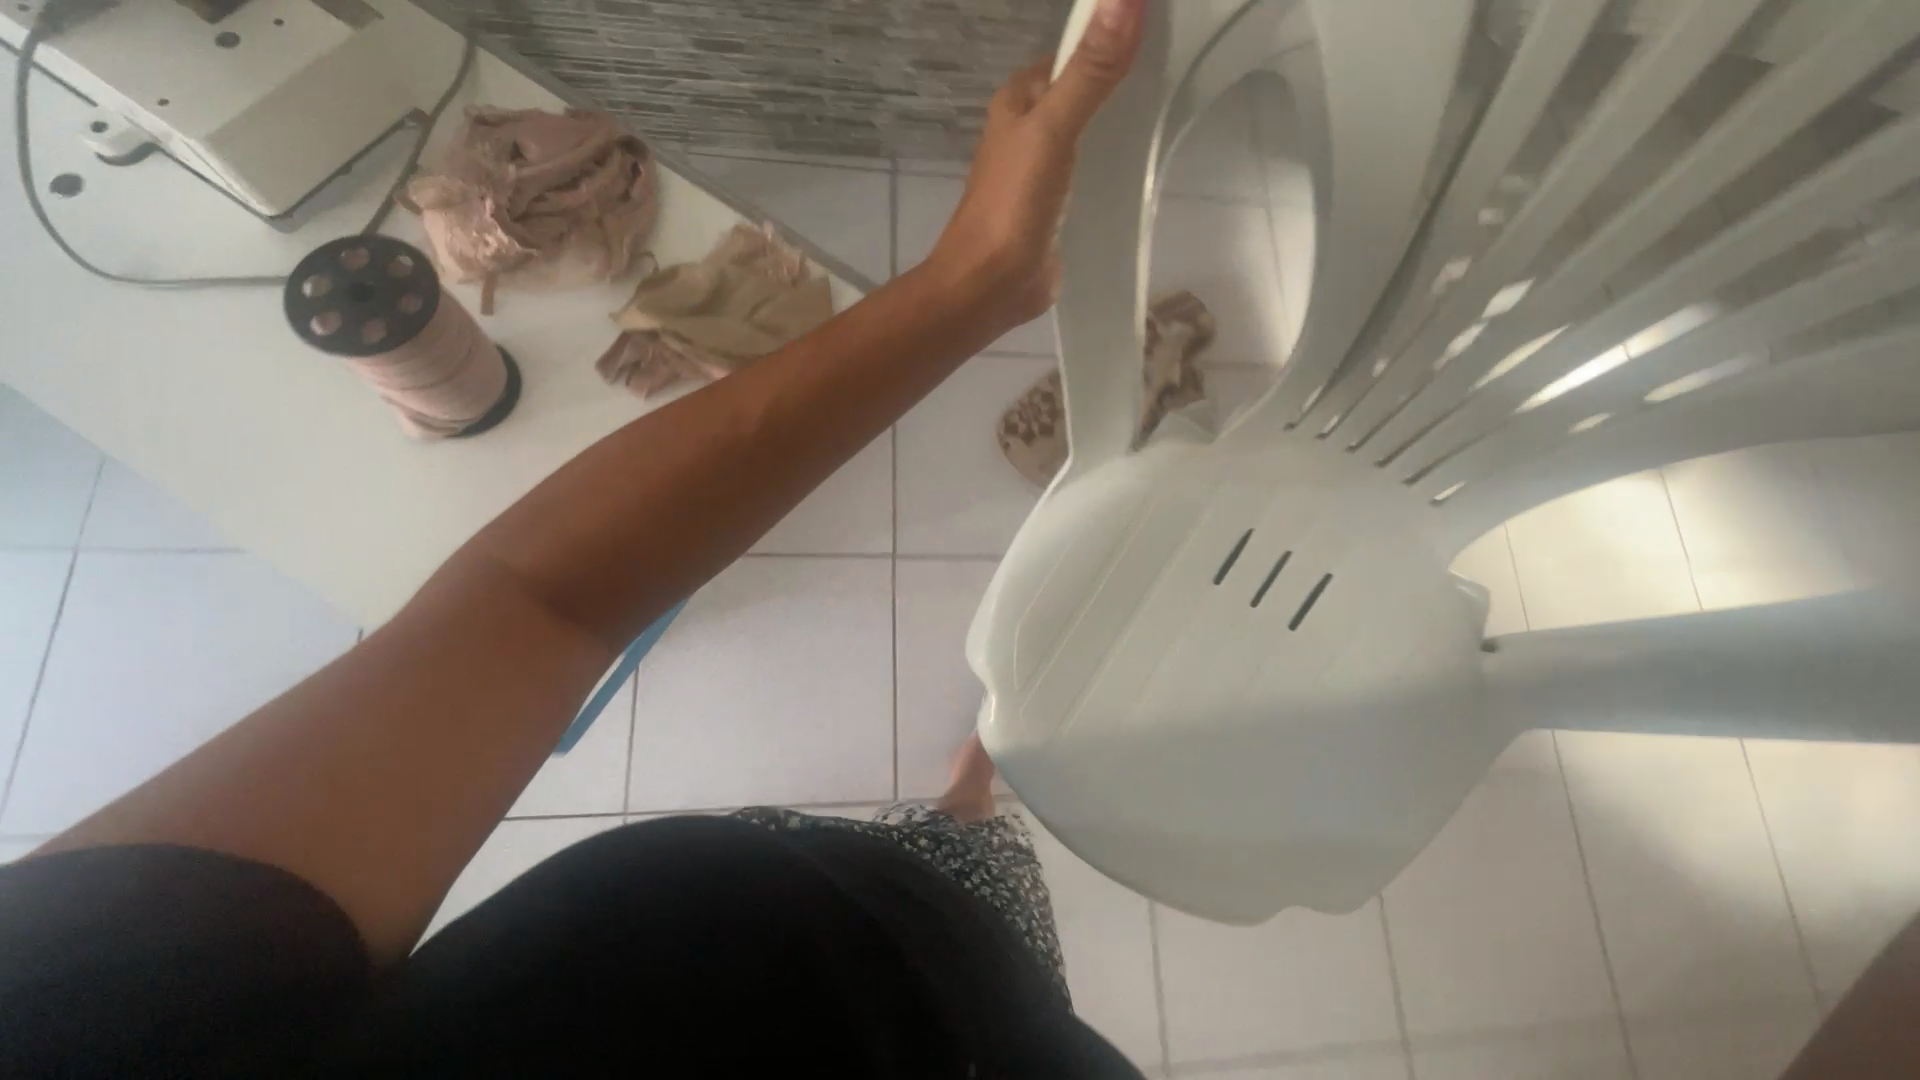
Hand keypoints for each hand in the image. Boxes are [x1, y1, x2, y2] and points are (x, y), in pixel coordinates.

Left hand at [925, 0, 1147, 333]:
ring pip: (1082, 136)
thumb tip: (1126, 0)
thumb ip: (1090, 72)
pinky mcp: (1052, 212)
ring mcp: (1038, 175)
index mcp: (1017, 103)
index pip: (1069, 54)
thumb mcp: (1054, 130)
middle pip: (1077, 94)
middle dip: (1114, 86)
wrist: (989, 285)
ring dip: (1113, 129)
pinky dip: (1108, 170)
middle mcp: (1025, 133)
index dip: (1106, 40)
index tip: (1158, 36)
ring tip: (1164, 119)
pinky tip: (1138, 174)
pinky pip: (1086, 178)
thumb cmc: (1013, 205)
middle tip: (1171, 80)